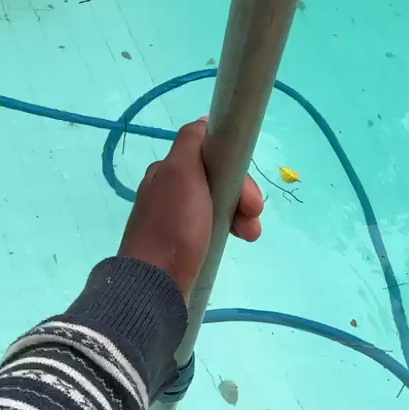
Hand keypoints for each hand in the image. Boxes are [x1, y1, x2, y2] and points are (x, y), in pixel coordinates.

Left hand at [118, 117, 263, 296]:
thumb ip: (192, 142)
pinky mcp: (181, 247)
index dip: (235, 169)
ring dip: (241, 217)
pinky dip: (228, 232)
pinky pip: (211, 230)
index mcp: (168, 171)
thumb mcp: (181, 173)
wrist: (154, 286)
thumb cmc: (172, 227)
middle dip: (243, 197)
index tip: (248, 193)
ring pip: (218, 206)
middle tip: (253, 218)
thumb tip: (205, 123)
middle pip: (218, 182)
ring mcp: (175, 221)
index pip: (212, 156)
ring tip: (250, 236)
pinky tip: (236, 242)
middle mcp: (169, 192)